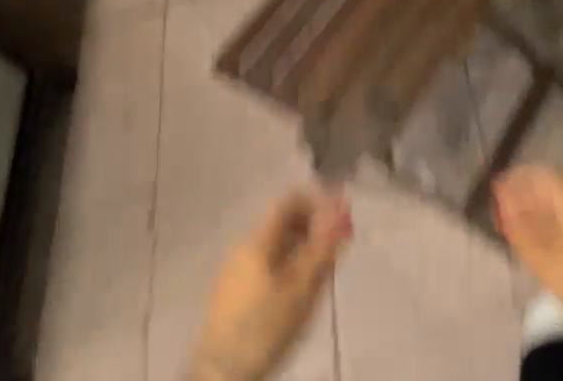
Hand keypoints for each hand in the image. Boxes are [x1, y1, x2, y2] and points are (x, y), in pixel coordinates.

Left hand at [187, 192, 350, 380]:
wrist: (220, 378)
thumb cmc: (265, 329)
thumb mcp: (302, 287)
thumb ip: (323, 244)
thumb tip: (340, 206)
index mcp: (257, 241)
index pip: (290, 200)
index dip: (319, 201)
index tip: (343, 220)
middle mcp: (243, 248)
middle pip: (284, 221)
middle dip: (315, 227)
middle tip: (340, 247)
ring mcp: (234, 271)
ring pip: (277, 244)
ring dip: (305, 248)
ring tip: (324, 273)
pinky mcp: (232, 293)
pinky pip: (267, 263)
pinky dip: (290, 265)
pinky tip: (301, 291)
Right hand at [492, 165, 562, 343]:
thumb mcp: (549, 264)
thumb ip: (522, 233)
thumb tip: (503, 208)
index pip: (540, 175)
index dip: (515, 180)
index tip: (495, 192)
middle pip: (553, 187)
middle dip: (527, 198)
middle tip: (503, 215)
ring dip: (543, 211)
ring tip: (520, 230)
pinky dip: (560, 221)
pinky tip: (548, 241)